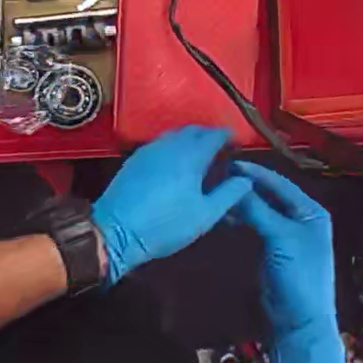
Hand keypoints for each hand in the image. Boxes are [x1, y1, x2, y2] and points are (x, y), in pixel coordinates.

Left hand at [91, 126, 253, 287]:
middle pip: (195, 131)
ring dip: (191, 142)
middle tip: (221, 153)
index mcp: (190, 155)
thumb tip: (246, 179)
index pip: (215, 135)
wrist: (116, 231)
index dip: (229, 137)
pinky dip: (174, 148)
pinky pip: (161, 145)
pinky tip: (176, 167)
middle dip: (210, 137)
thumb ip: (229, 194)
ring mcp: (149, 150)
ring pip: (175, 136)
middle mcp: (169, 144)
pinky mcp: (135, 159)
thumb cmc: (166, 225)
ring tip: (200, 161)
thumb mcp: (205, 215)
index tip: (238, 144)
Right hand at [229, 162, 346, 362]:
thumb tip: (233, 185)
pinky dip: (241, 218)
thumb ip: (258, 210)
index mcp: (311, 211)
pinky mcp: (273, 248)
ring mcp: (286, 234)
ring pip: (260, 209)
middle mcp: (301, 218)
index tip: (229, 163)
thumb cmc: (298, 275)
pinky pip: (255, 224)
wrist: (298, 321)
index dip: (256, 173)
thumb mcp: (280, 238)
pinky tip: (223, 213)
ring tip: (217, 191)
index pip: (280, 184)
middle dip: (246, 186)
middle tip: (219, 174)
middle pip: (270, 194)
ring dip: (242, 202)